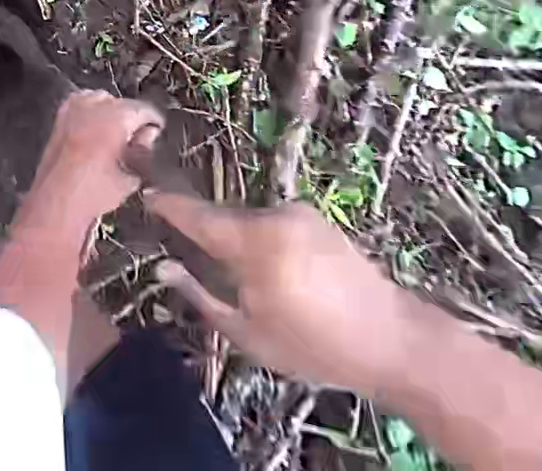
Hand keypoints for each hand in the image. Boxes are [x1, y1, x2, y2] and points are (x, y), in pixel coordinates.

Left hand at [27, 90, 163, 226]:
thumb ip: (143, 150)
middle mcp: (94, 106)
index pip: (143, 109)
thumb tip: (147, 135)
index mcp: (115, 118)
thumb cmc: (96, 191)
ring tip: (116, 133)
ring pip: (101, 99)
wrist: (56, 200)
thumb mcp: (130, 175)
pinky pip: (82, 103)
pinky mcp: (60, 116)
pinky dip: (91, 111)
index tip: (158, 130)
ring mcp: (73, 108)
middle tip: (137, 137)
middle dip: (132, 116)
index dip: (154, 120)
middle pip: (121, 102)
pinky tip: (95, 129)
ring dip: (111, 111)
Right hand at [145, 193, 427, 398]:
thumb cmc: (316, 347)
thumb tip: (162, 266)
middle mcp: (273, 217)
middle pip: (222, 218)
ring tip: (250, 279)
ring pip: (246, 220)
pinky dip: (261, 238)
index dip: (168, 205)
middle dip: (206, 233)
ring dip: (236, 239)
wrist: (395, 341)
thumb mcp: (250, 335)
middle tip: (198, 259)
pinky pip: (270, 221)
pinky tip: (278, 272)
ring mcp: (297, 212)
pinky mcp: (313, 215)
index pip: (197, 216)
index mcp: (255, 245)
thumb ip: (200, 296)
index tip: (146, 194)